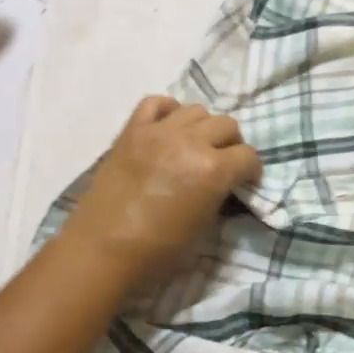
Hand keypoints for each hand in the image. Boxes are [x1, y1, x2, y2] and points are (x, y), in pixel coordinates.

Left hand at [59, 96, 262, 279]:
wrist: (103, 247)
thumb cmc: (158, 250)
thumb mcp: (203, 227)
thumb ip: (219, 195)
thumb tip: (224, 184)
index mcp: (213, 170)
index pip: (248, 155)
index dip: (251, 170)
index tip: (244, 181)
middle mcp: (191, 142)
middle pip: (227, 125)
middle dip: (231, 145)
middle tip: (221, 162)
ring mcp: (159, 131)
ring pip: (196, 110)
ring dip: (202, 127)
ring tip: (193, 145)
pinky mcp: (132, 129)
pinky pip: (156, 103)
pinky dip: (167, 111)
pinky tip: (167, 128)